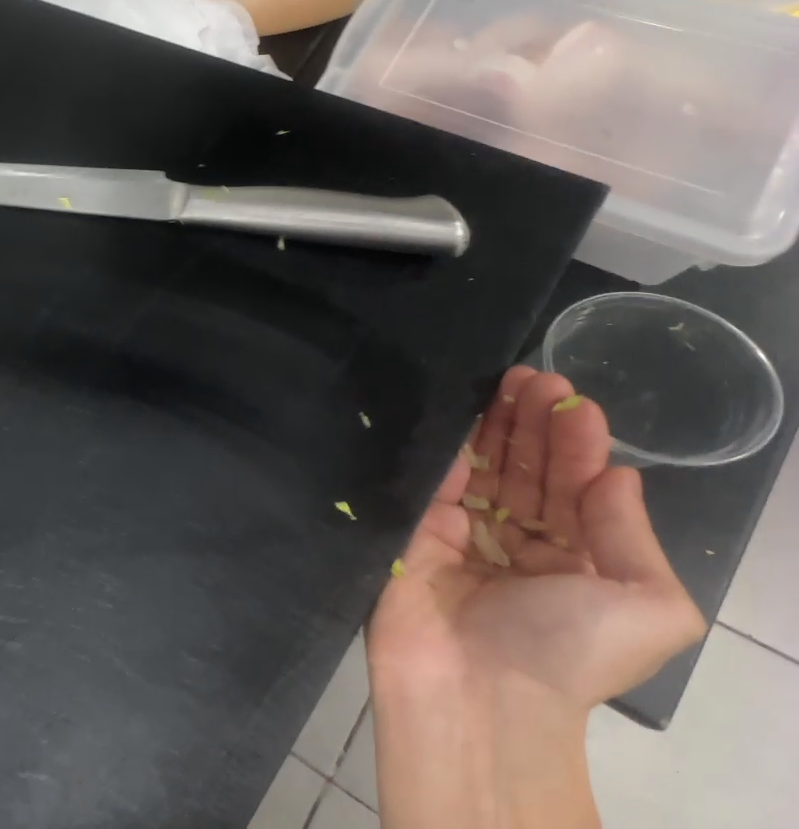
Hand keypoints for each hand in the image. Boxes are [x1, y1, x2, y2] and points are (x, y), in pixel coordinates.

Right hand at [367, 366, 705, 828]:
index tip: (572, 397)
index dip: (579, 443)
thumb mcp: (648, 604)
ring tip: (503, 382)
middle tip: (533, 375)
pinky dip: (448, 450)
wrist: (473, 688)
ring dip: (494, 427)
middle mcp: (527, 548)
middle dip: (535, 425)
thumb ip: (630, 533)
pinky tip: (458, 417)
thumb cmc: (569, 649)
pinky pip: (435, 484)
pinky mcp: (415, 534)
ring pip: (483, 471)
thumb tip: (616, 474)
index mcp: (584, 565)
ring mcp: (467, 539)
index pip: (581, 490)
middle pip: (531, 473)